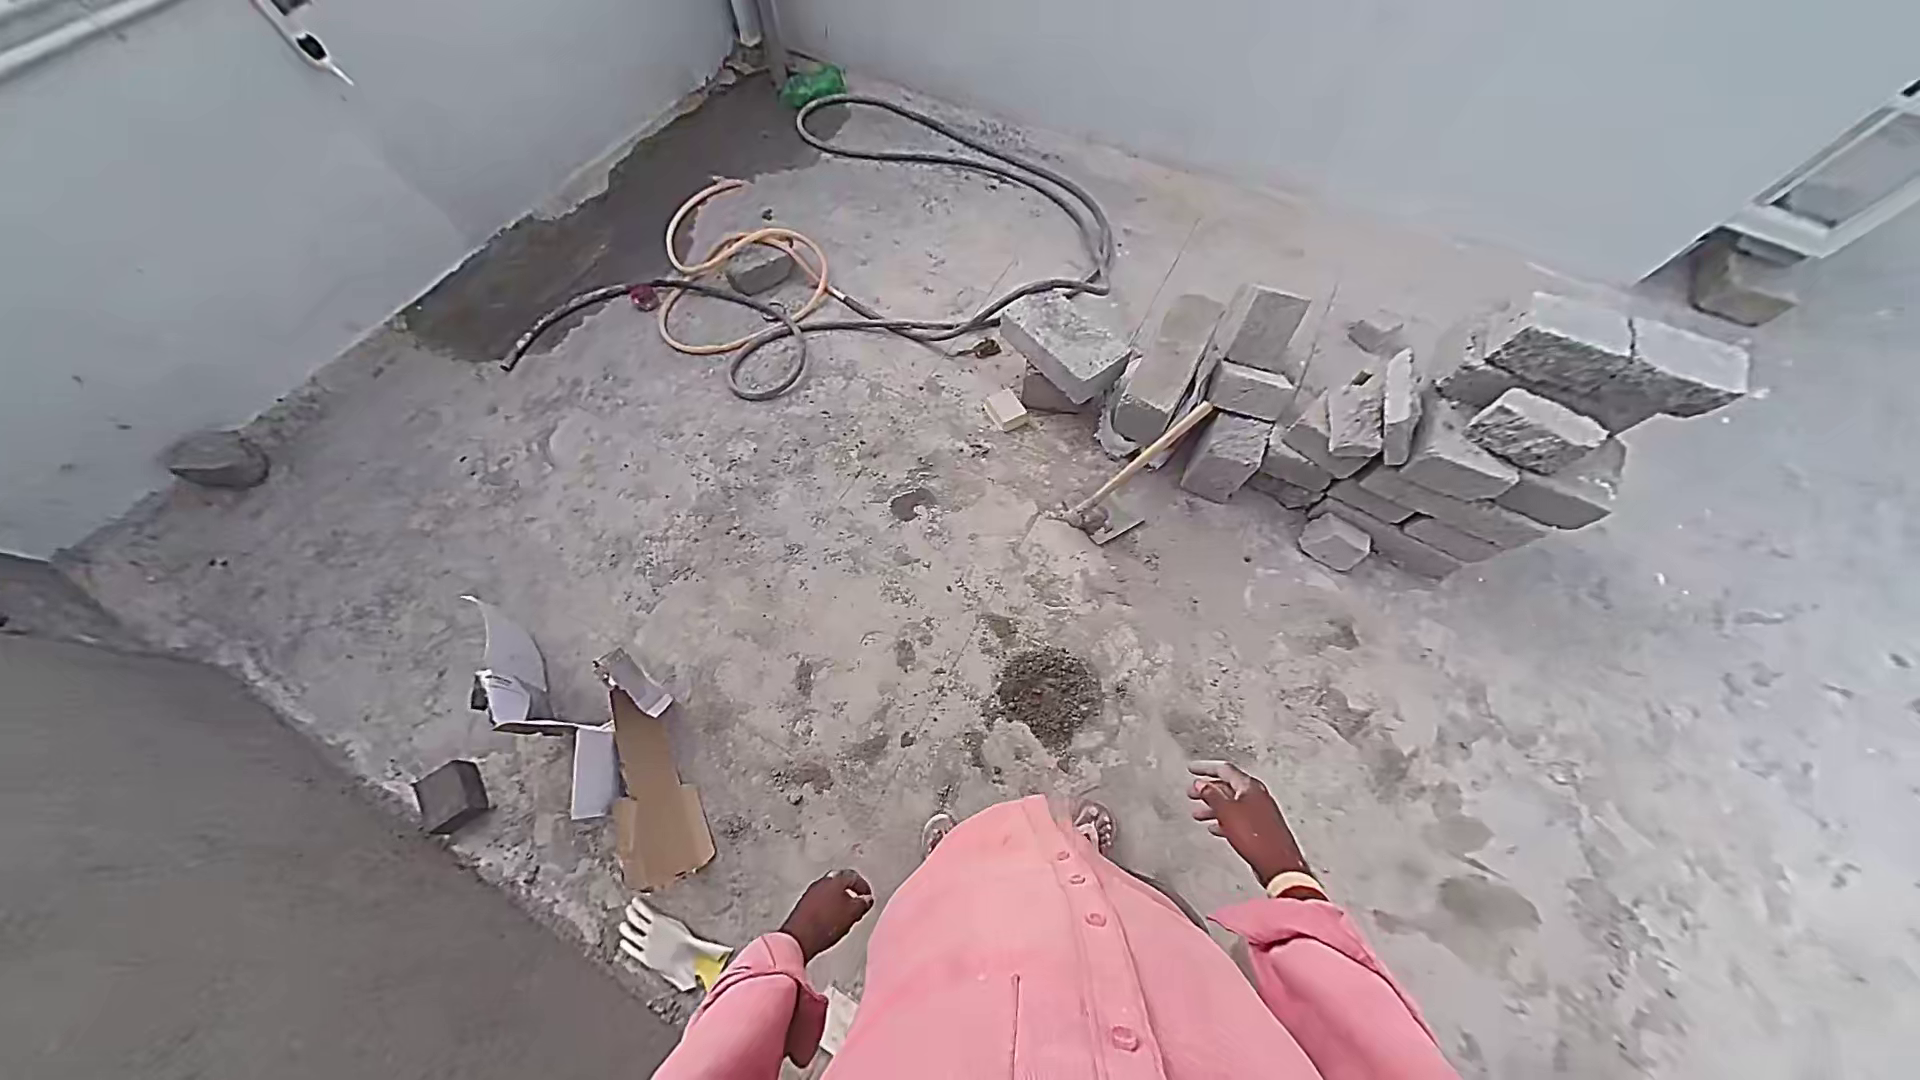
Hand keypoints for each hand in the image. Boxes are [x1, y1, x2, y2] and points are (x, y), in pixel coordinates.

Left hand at [778, 869, 874, 960]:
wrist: (798, 938)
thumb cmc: (826, 923)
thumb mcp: (852, 914)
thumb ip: (863, 904)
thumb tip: (867, 899)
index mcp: (836, 878)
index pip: (854, 876)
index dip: (864, 887)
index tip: (868, 896)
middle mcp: (822, 881)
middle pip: (841, 882)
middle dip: (851, 892)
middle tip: (857, 903)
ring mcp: (811, 892)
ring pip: (830, 891)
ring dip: (838, 899)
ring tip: (844, 914)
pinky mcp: (802, 905)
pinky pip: (820, 901)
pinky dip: (827, 907)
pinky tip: (830, 919)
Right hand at [1188, 761, 1310, 883]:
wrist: (1279, 866)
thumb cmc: (1256, 837)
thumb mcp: (1226, 811)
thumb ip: (1211, 795)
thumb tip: (1201, 784)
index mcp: (1250, 787)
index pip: (1224, 769)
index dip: (1205, 768)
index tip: (1192, 769)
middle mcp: (1257, 796)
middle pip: (1227, 786)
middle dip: (1207, 789)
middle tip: (1192, 793)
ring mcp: (1261, 812)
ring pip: (1231, 803)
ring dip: (1213, 807)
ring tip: (1198, 813)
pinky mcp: (1262, 828)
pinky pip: (1238, 818)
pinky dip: (1224, 820)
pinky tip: (1216, 827)